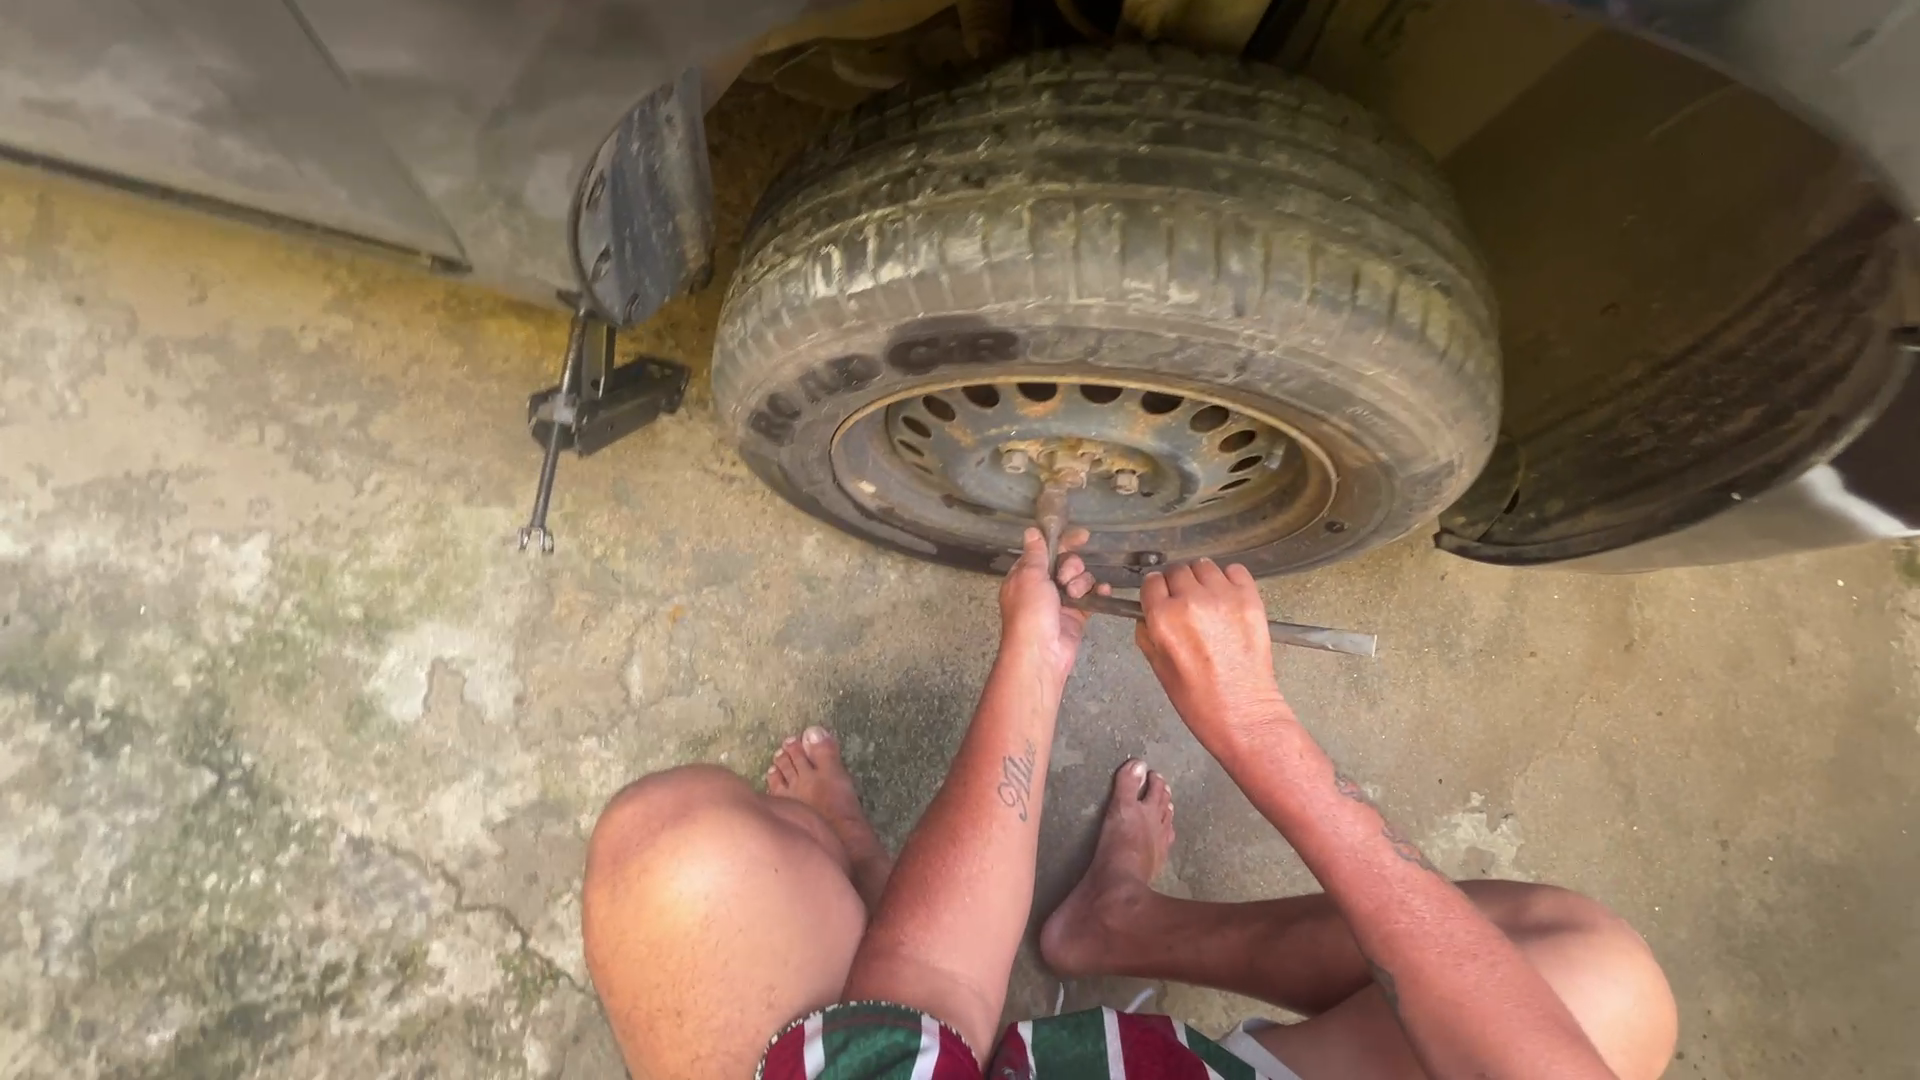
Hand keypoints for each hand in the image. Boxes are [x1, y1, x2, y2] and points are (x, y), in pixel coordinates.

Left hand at [999, 527, 1108, 683]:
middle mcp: (1042, 587)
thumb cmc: (1029, 614)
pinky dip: (1098, 593)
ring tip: (1074, 595)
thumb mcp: (1029, 576)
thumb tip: (1031, 532)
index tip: (1082, 536)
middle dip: (1072, 566)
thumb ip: (1035, 553)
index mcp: (1025, 575)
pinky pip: (1091, 597)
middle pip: (1066, 563)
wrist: (1041, 653)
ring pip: (1081, 579)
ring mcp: (1060, 601)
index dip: (1063, 541)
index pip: (1045, 550)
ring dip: (1082, 582)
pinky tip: (1102, 592)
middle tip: (1066, 578)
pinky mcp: (1076, 615)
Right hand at [1135, 559, 1291, 754]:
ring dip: (1201, 578)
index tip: (1159, 597)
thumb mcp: (1157, 666)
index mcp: (1163, 618)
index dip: (1154, 591)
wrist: (1242, 713)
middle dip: (1177, 584)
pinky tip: (1226, 598)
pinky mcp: (1250, 600)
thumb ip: (1148, 632)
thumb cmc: (1199, 699)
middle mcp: (1191, 602)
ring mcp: (1223, 598)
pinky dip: (1228, 579)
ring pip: (1204, 565)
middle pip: (1177, 570)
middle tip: (1183, 602)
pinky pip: (1235, 570)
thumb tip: (1148, 614)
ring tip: (1206, 599)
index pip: (1151, 582)